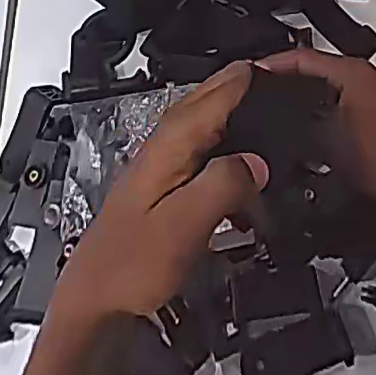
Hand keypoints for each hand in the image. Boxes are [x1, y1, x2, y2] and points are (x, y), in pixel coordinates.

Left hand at [48, 61, 270, 320]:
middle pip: (211, 96)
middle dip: (243, 84)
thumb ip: (223, 184)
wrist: (97, 302)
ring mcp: (165, 159)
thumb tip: (257, 162)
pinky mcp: (167, 181)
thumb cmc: (129, 266)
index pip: (218, 91)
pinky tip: (242, 164)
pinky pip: (205, 145)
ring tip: (266, 111)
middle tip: (277, 82)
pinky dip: (227, 141)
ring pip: (208, 119)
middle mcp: (166, 141)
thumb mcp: (184, 225)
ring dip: (236, 109)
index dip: (250, 78)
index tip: (278, 72)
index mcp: (172, 140)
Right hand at [255, 48, 375, 239]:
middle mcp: (365, 80)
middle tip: (256, 95)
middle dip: (284, 83)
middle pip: (313, 72)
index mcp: (355, 73)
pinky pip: (337, 112)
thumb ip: (301, 121)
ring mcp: (372, 101)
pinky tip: (307, 141)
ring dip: (302, 103)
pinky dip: (319, 120)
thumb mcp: (333, 141)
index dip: (271, 65)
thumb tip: (278, 116)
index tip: (248, 74)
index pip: (302, 56)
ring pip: (324, 94)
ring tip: (275, 117)